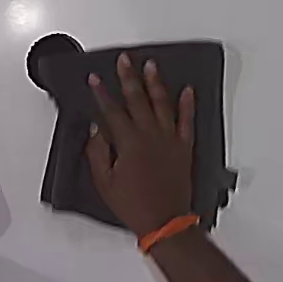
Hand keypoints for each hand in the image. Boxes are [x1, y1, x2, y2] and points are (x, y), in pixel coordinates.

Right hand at [85, 53, 196, 237]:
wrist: (166, 222)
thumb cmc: (133, 204)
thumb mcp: (104, 181)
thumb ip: (98, 152)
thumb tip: (96, 129)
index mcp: (128, 142)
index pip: (112, 111)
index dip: (102, 93)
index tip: (94, 78)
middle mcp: (150, 135)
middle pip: (137, 99)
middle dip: (128, 77)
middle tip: (124, 59)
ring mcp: (170, 140)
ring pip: (162, 104)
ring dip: (156, 83)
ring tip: (151, 66)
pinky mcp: (184, 147)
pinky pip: (187, 121)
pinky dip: (188, 104)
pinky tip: (187, 90)